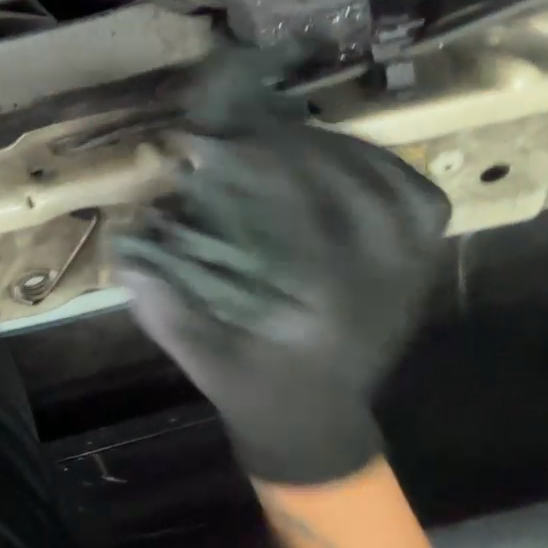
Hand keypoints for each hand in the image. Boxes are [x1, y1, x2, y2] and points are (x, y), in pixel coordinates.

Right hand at [115, 62, 450, 485]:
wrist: (312, 420)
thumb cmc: (249, 384)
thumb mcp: (199, 355)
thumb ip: (166, 309)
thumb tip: (127, 254)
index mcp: (325, 303)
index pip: (300, 212)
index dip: (254, 166)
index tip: (208, 142)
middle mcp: (379, 283)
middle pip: (356, 190)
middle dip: (297, 148)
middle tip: (243, 127)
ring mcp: (407, 275)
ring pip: (399, 191)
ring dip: (343, 151)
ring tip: (289, 132)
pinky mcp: (416, 269)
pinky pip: (421, 202)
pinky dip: (385, 168)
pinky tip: (341, 153)